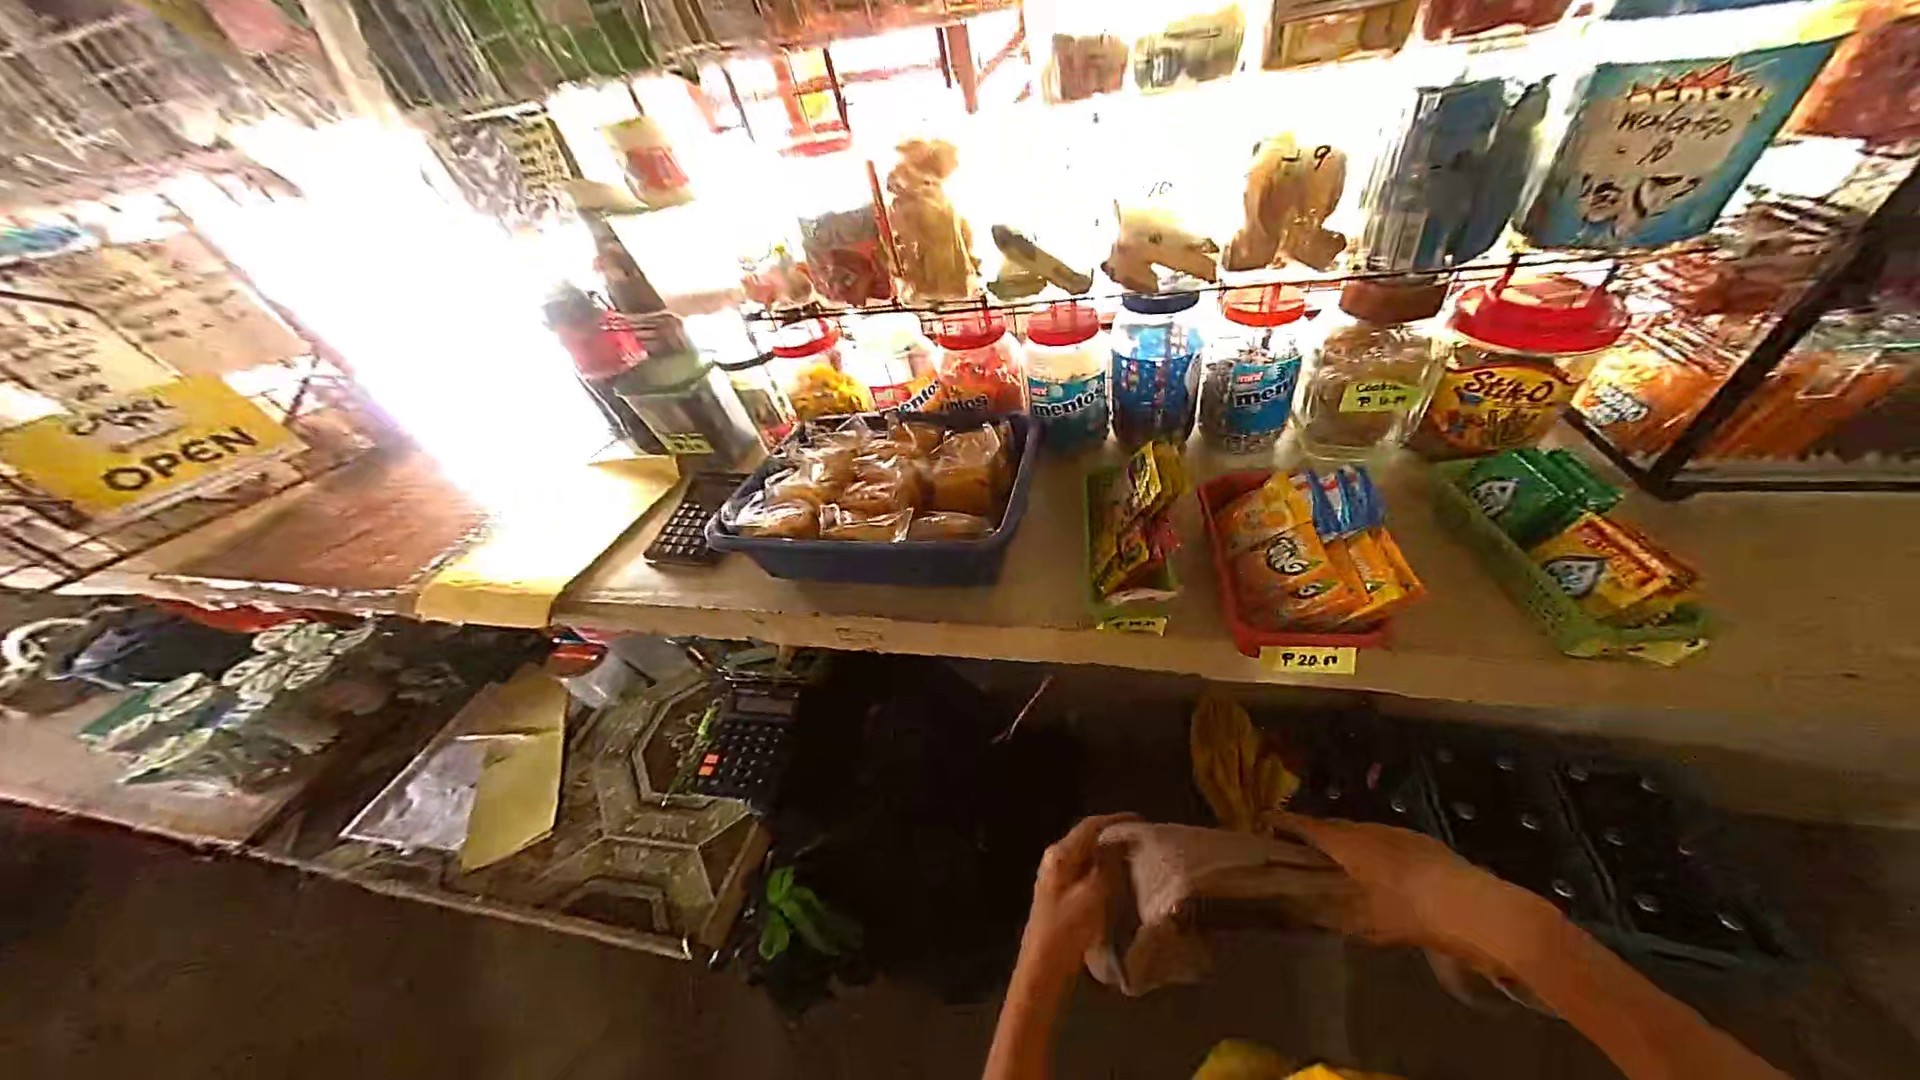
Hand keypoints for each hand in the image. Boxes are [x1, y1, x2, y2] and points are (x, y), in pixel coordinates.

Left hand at [1015, 813, 1137, 984]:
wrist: (1044, 967)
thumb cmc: (1069, 929)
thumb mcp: (1094, 895)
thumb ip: (1108, 865)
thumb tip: (1119, 843)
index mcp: (1060, 853)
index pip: (1090, 826)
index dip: (1116, 820)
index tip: (1141, 821)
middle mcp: (1055, 858)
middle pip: (1087, 838)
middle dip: (1114, 836)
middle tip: (1141, 839)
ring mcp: (1055, 875)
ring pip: (1086, 855)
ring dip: (1109, 854)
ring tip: (1134, 857)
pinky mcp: (1060, 893)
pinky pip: (1084, 870)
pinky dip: (1102, 869)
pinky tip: (1117, 879)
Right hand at [1277, 813, 1564, 976]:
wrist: (1478, 908)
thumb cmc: (1411, 913)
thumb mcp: (1366, 923)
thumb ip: (1334, 914)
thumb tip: (1309, 913)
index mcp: (1346, 843)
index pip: (1303, 825)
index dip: (1280, 822)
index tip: (1261, 820)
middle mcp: (1366, 829)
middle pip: (1330, 826)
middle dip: (1312, 833)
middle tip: (1300, 847)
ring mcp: (1397, 832)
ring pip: (1360, 832)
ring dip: (1346, 842)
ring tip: (1340, 861)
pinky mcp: (1422, 842)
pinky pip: (1385, 840)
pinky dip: (1374, 850)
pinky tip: (1383, 872)